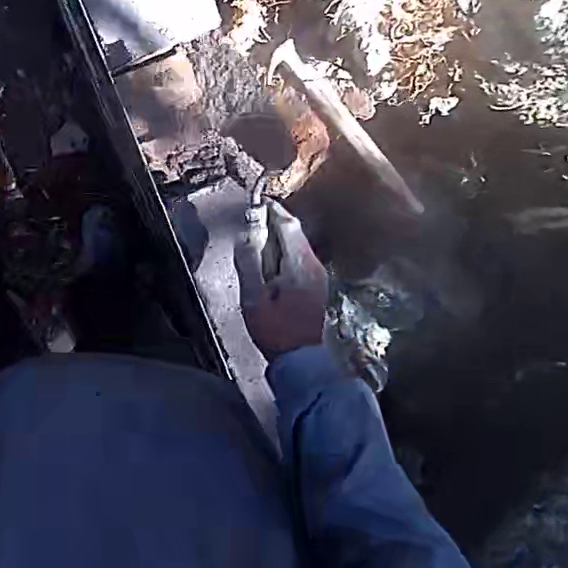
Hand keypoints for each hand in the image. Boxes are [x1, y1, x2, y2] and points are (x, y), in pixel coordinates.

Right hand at [241, 203, 328, 357]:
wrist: (307, 365)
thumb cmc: (278, 332)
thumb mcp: (254, 298)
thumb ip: (249, 262)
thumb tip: (246, 235)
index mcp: (300, 263)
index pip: (287, 223)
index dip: (270, 210)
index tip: (256, 203)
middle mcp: (315, 265)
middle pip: (294, 233)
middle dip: (273, 225)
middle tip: (252, 224)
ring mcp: (320, 277)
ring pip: (298, 247)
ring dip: (279, 241)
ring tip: (258, 247)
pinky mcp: (319, 288)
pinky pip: (301, 261)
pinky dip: (285, 256)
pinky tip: (272, 269)